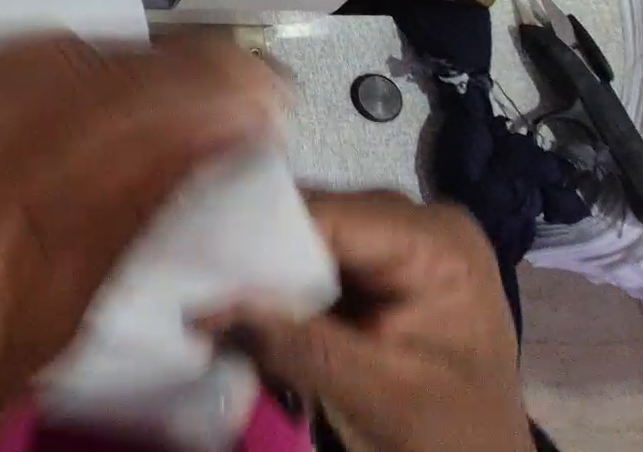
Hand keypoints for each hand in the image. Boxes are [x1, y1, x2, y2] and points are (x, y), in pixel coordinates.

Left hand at [0, 35, 283, 451]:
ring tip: (90, 122)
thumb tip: (217, 119)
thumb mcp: (27, 332)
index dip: (170, 81)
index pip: (66, 106)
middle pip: (25, 64)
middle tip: (191, 94)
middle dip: (121, 78)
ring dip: (48, 85)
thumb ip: (121, 211)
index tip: (250, 78)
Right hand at [203, 192, 533, 451]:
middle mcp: (412, 219)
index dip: (257, 234)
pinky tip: (237, 291)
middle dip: (252, 246)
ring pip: (296, 226)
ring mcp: (390, 233)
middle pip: (308, 213)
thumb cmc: (449, 435)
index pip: (326, 215)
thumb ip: (295, 345)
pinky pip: (302, 246)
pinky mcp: (367, 254)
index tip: (196, 258)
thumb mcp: (377, 395)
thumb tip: (202, 307)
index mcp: (436, 240)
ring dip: (254, 260)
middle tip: (193, 271)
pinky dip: (270, 272)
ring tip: (206, 282)